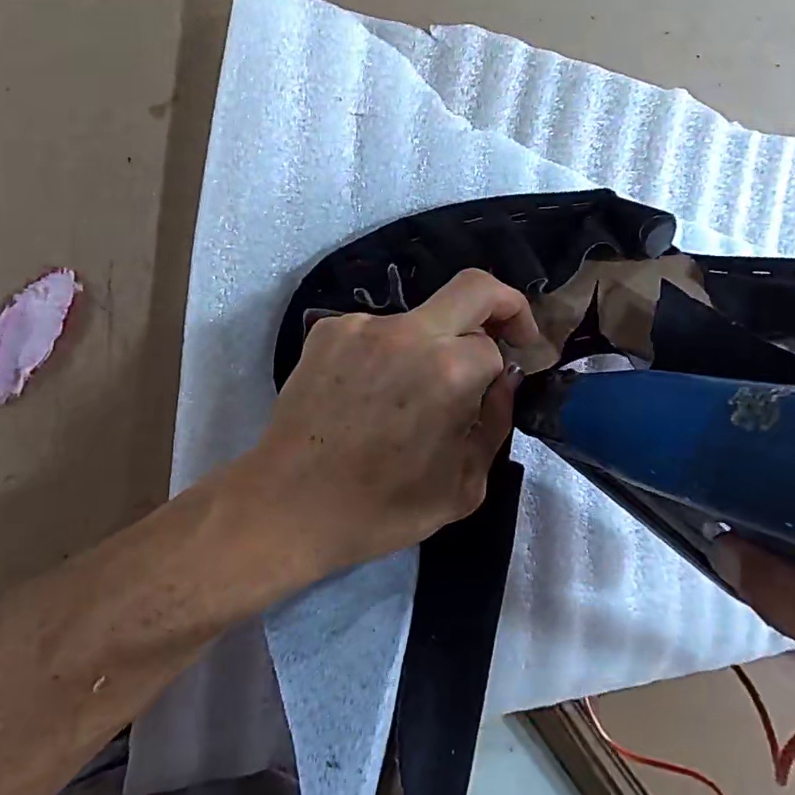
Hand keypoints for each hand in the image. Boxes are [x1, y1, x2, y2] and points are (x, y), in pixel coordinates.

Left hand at [243, 269, 539, 576]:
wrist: (287, 507)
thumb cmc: (381, 508)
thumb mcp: (464, 486)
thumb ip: (497, 423)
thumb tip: (504, 380)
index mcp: (449, 371)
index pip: (494, 348)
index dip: (499, 373)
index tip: (495, 392)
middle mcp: (409, 333)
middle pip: (475, 287)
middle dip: (503, 305)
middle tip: (507, 334)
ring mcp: (363, 326)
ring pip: (423, 316)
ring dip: (434, 345)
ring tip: (409, 397)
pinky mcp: (328, 330)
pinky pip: (381, 329)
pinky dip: (391, 352)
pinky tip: (373, 394)